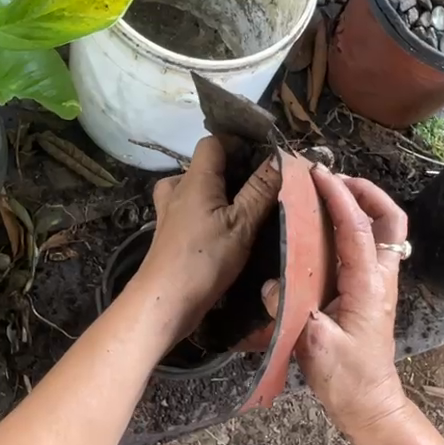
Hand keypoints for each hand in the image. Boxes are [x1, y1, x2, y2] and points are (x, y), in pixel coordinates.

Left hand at [126, 138, 280, 342]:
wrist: (164, 302)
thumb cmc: (203, 259)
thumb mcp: (242, 225)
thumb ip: (261, 191)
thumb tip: (279, 158)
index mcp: (194, 179)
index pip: (213, 142)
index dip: (237, 144)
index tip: (262, 158)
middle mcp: (176, 189)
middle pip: (204, 165)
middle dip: (231, 171)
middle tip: (260, 187)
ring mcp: (168, 213)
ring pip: (195, 189)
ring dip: (217, 194)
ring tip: (243, 210)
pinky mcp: (168, 234)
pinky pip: (190, 211)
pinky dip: (207, 213)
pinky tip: (224, 232)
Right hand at [273, 166, 414, 444]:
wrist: (368, 405)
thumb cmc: (346, 379)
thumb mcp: (314, 346)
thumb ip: (292, 310)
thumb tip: (272, 283)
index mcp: (368, 285)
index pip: (357, 227)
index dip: (339, 196)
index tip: (317, 174)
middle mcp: (380, 277)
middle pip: (389, 219)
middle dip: (365, 191)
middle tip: (331, 179)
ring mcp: (378, 284)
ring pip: (384, 231)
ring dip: (362, 206)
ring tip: (327, 195)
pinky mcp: (369, 293)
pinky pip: (369, 247)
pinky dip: (354, 226)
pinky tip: (323, 231)